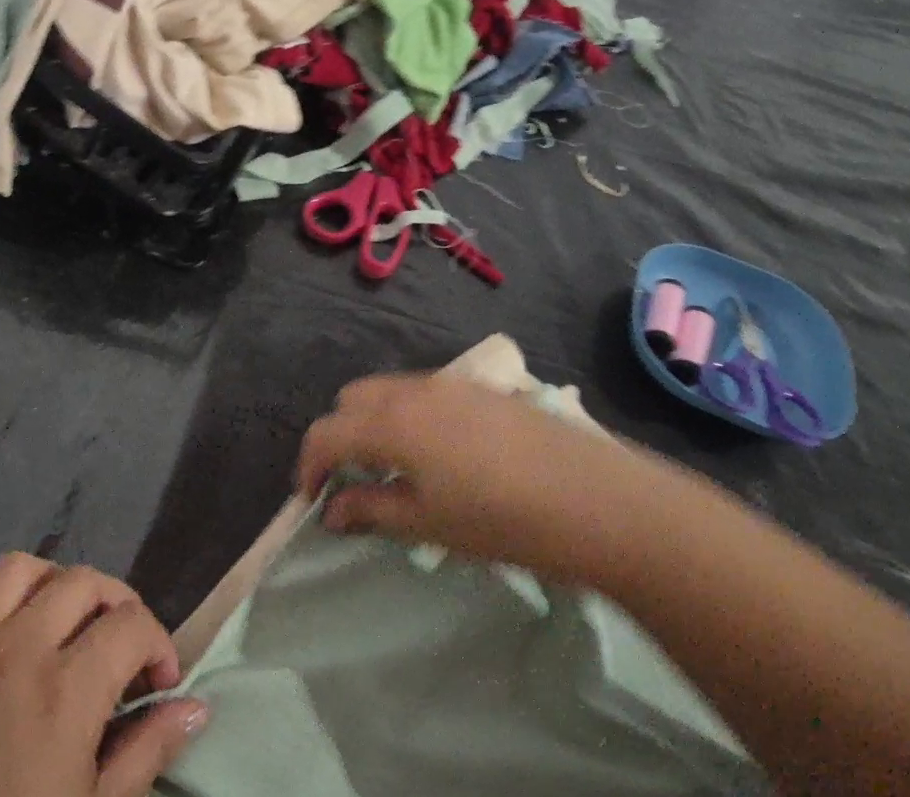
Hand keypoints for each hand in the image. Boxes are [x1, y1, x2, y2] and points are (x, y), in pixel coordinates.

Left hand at [0, 554, 208, 796]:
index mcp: (67, 688)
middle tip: (123, 650)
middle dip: (118, 605)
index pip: (133, 625)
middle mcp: (18, 647)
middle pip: (83, 581)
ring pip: (18, 568)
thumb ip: (148, 749)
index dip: (160, 645)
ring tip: (65, 622)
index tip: (160, 685)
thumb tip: (197, 707)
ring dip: (51, 583)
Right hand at [297, 372, 666, 583]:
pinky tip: (442, 458)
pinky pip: (427, 394)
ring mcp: (455, 385)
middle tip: (354, 481)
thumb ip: (371, 510)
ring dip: (375, 424)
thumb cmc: (502, 521)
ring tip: (397, 471)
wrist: (601, 502)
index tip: (314, 502)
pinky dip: (411, 417)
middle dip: (340, 437)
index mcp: (391, 422)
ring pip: (391, 392)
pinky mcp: (488, 391)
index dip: (309, 466)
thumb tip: (332, 510)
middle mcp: (415, 391)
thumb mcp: (428, 524)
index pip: (326, 433)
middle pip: (352, 400)